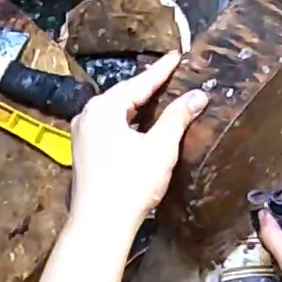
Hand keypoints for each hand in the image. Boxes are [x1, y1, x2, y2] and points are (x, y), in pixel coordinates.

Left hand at [68, 51, 207, 236]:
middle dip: (150, 88)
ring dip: (140, 108)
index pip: (139, 83)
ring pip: (117, 114)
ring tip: (163, 100)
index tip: (177, 57)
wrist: (100, 225)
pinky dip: (129, 125)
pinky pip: (110, 129)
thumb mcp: (160, 147)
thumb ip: (178, 117)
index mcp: (103, 108)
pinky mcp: (85, 154)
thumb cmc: (130, 184)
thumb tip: (198, 95)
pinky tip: (143, 128)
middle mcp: (87, 116)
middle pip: (125, 96)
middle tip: (174, 77)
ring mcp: (82, 136)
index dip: (162, 71)